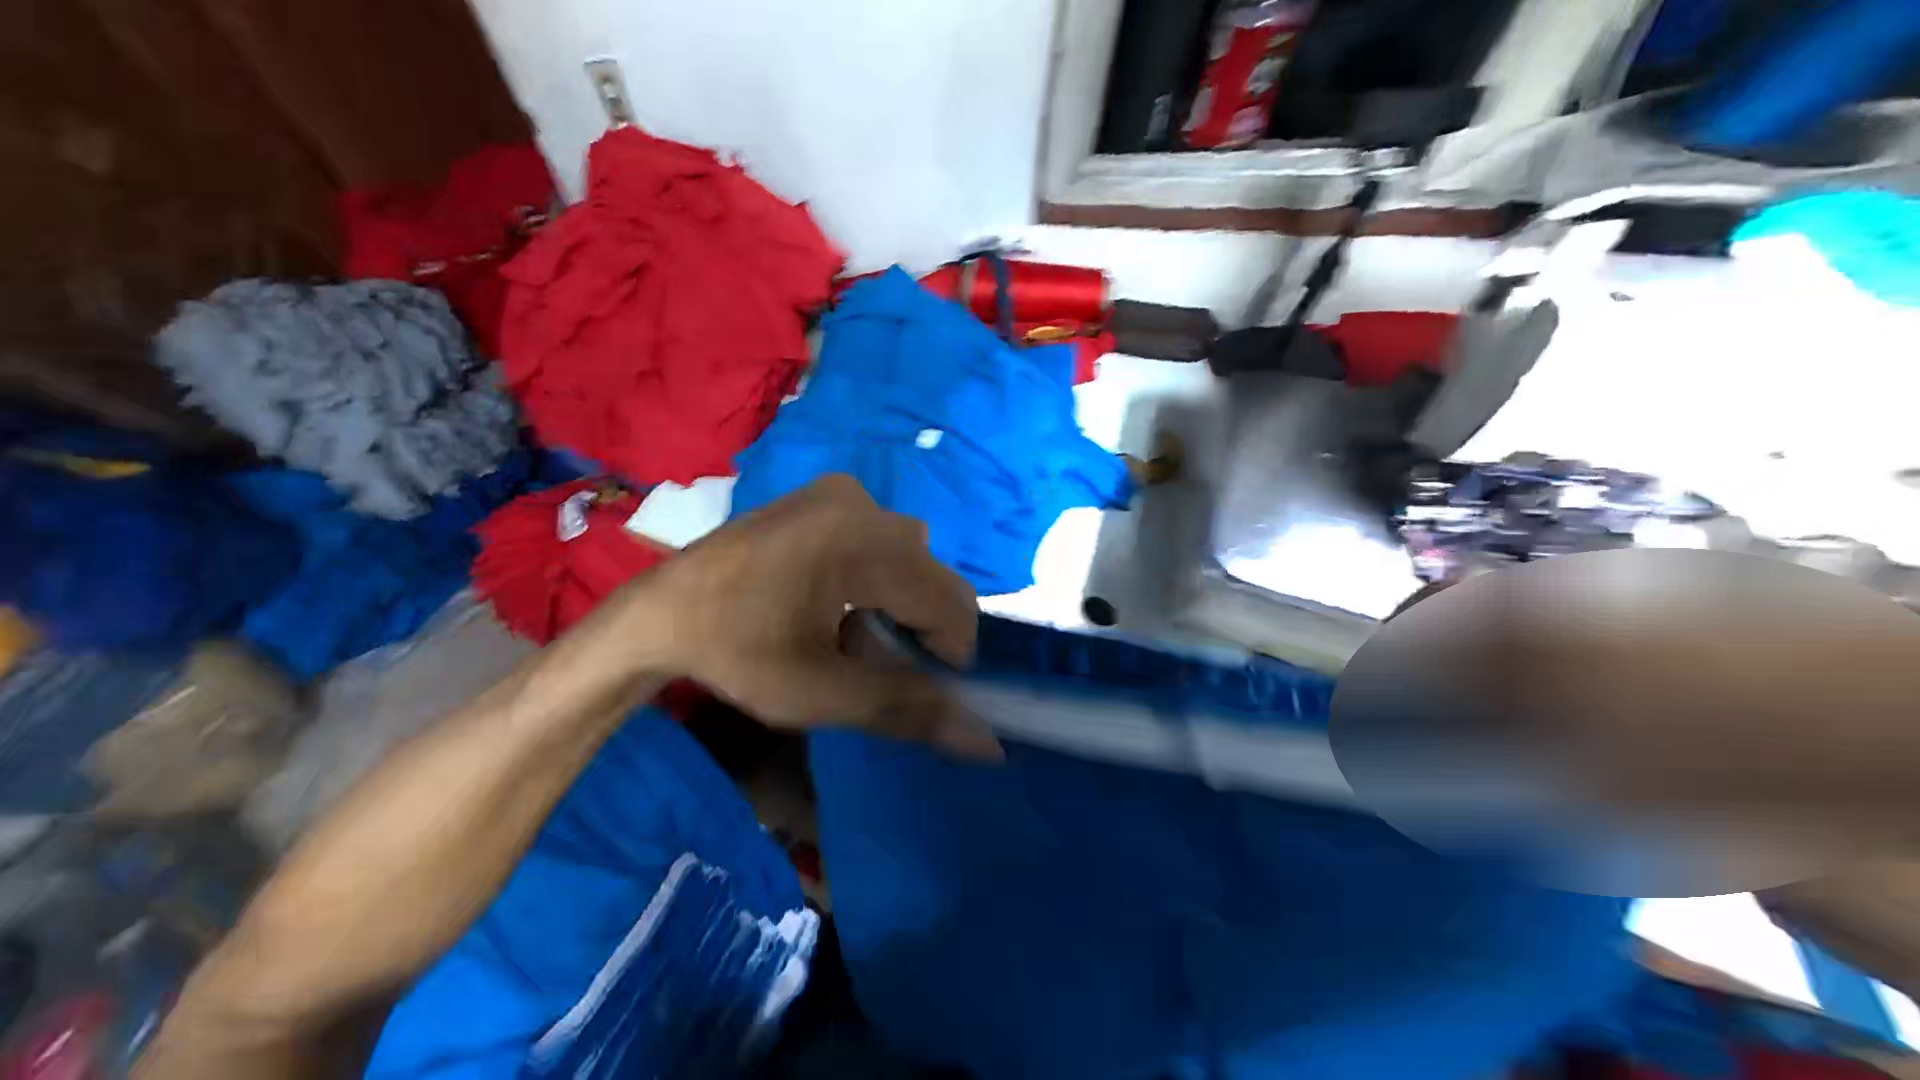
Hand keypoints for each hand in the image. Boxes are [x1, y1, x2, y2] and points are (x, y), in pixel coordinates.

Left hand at [613, 474, 999, 758]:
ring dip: (901, 605)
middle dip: (921, 630)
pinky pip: (884, 541)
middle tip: (873, 663)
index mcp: (862, 541)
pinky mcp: (828, 495)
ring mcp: (843, 492)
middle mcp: (863, 503)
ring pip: (912, 560)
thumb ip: (907, 710)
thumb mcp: (820, 693)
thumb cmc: (735, 654)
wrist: (660, 612)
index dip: (949, 654)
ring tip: (849, 635)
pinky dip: (880, 579)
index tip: (918, 688)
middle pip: (932, 577)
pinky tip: (837, 603)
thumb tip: (988, 744)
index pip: (951, 602)